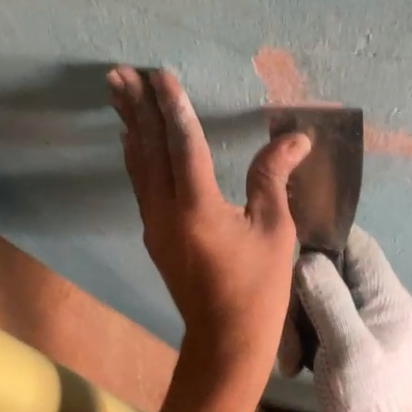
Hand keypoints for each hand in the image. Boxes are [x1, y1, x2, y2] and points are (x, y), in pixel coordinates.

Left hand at [108, 67, 311, 373]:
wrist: (223, 339)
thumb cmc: (257, 288)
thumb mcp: (274, 230)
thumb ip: (273, 178)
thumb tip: (295, 136)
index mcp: (198, 209)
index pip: (183, 145)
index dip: (173, 106)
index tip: (159, 74)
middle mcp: (166, 212)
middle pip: (148, 149)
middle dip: (135, 108)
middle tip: (119, 72)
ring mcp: (154, 224)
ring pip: (138, 165)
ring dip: (129, 126)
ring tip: (117, 92)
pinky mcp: (153, 235)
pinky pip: (140, 184)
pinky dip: (135, 155)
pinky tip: (131, 138)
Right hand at [294, 228, 411, 411]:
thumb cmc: (366, 395)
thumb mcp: (346, 347)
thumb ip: (328, 299)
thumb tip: (306, 259)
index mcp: (387, 296)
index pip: (357, 244)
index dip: (322, 243)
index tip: (290, 262)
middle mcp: (377, 300)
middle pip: (329, 272)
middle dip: (301, 299)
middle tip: (289, 337)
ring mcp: (362, 320)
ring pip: (317, 298)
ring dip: (297, 325)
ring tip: (292, 361)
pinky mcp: (347, 338)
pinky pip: (316, 321)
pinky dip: (302, 339)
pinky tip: (295, 365)